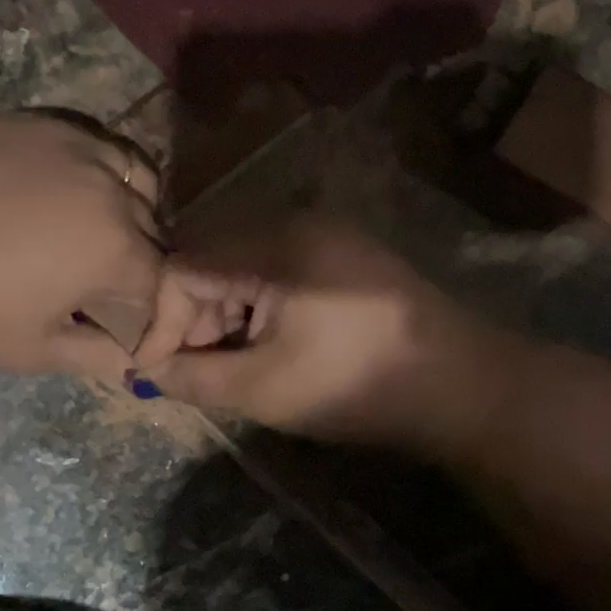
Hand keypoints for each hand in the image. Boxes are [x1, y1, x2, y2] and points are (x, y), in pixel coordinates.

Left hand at [0, 113, 163, 377]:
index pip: (164, 285)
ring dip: (133, 209)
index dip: (155, 317)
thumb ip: (98, 356)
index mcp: (114, 248)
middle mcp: (109, 186)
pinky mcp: (38, 120)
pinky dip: (98, 170)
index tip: (131, 333)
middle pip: (154, 227)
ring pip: (135, 174)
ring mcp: (74, 142)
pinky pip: (93, 141)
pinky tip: (67, 193)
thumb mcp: (34, 349)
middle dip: (144, 265)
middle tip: (112, 291)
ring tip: (100, 234)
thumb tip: (134, 365)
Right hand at [135, 221, 519, 452]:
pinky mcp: (342, 253)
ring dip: (220, 314)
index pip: (182, 266)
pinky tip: (264, 346)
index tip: (157, 370)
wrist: (463, 387)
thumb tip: (148, 372)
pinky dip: (253, 307)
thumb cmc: (354, 385)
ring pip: (239, 264)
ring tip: (229, 364)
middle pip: (208, 257)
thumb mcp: (261, 388)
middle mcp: (294, 221)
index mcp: (274, 244)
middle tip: (195, 369)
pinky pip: (273, 269)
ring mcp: (323, 233)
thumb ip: (193, 377)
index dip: (161, 320)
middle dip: (190, 317)